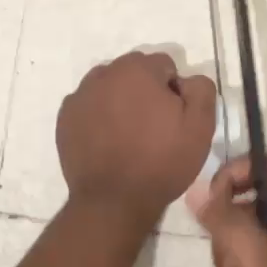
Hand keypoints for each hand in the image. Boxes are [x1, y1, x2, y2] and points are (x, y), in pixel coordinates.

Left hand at [57, 51, 217, 225]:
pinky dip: (99, 116)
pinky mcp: (65, 118)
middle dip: (145, 91)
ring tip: (128, 135)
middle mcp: (104, 74)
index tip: (174, 119)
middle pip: (133, 73)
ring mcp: (80, 96)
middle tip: (153, 128)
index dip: (174, 91)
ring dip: (120, 101)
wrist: (114, 201)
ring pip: (109, 88)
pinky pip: (89, 107)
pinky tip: (107, 142)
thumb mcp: (200, 127)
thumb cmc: (161, 162)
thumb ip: (201, 89)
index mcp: (137, 70)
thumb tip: (186, 80)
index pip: (164, 66)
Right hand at [196, 156, 266, 266]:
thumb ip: (224, 220)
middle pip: (244, 197)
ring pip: (239, 230)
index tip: (209, 208)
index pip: (259, 164)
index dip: (230, 177)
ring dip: (229, 256)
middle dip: (227, 228)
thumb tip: (195, 188)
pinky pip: (245, 257)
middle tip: (234, 260)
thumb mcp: (254, 262)